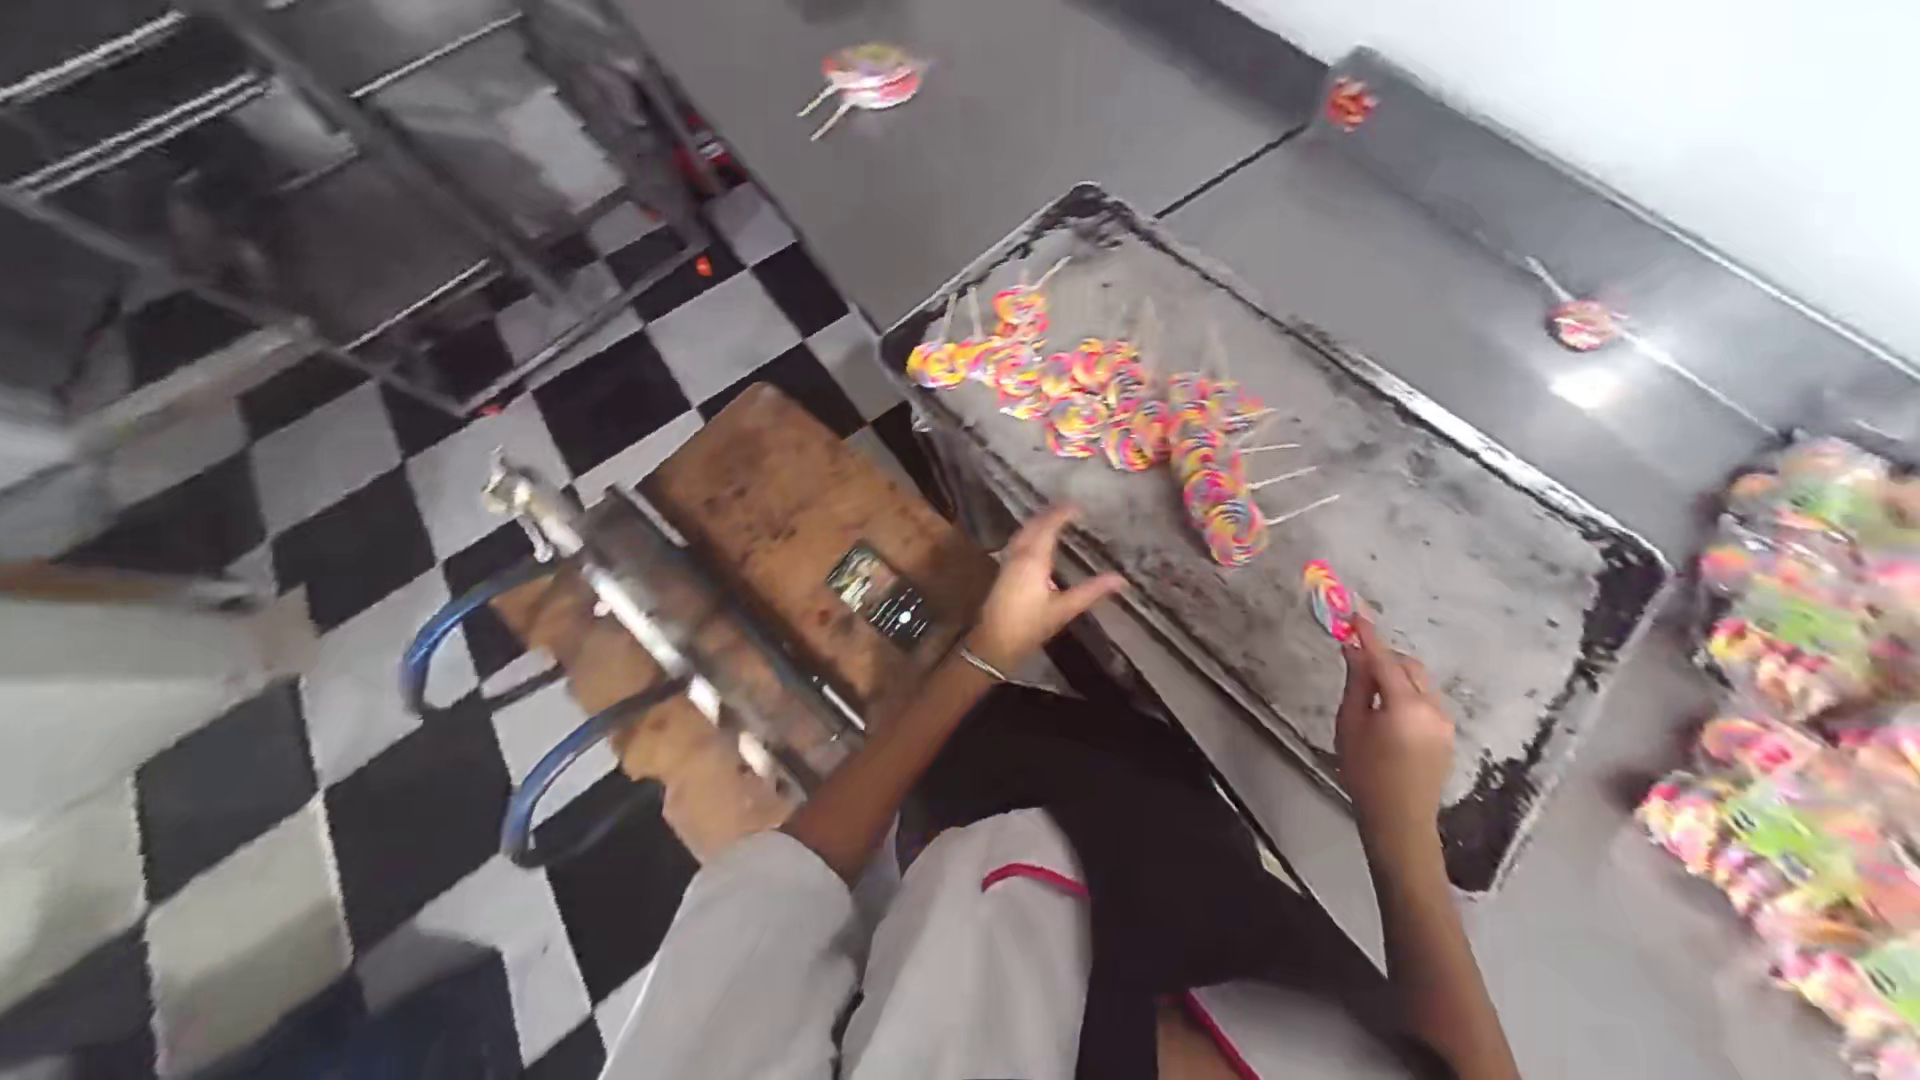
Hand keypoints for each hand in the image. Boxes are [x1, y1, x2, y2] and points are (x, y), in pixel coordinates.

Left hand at [964, 504, 1126, 673]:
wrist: (994, 643)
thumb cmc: (1030, 625)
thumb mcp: (1064, 609)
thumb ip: (1091, 591)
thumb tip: (1121, 579)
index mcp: (1033, 559)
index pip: (1048, 526)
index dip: (1062, 513)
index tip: (1078, 505)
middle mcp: (1018, 554)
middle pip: (1033, 525)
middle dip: (1049, 513)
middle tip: (1069, 507)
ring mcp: (1008, 562)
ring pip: (1023, 532)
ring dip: (1038, 522)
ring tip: (1054, 518)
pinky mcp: (1003, 571)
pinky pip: (1018, 541)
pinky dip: (1029, 533)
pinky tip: (1036, 540)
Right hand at [1336, 615, 1455, 841]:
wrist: (1400, 817)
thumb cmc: (1365, 770)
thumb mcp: (1351, 723)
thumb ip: (1357, 683)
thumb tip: (1354, 651)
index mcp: (1406, 705)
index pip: (1385, 660)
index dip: (1369, 635)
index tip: (1355, 614)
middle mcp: (1433, 707)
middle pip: (1409, 667)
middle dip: (1384, 656)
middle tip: (1356, 657)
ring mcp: (1445, 721)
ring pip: (1419, 682)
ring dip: (1396, 675)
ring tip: (1368, 685)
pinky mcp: (1446, 733)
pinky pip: (1425, 699)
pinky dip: (1406, 692)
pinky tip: (1385, 707)